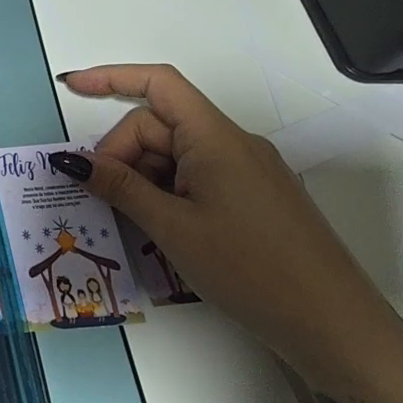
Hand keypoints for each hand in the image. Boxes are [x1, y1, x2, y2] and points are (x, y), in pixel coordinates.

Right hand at [53, 64, 402, 402]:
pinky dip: (164, 193)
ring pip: (173, 155)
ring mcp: (244, 172)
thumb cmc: (249, 269)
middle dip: (120, 152)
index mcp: (216, 139)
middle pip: (159, 125)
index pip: (159, 86)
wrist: (332, 325)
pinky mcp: (250, 198)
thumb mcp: (172, 228)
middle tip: (101, 197)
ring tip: (129, 221)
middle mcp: (232, 145)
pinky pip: (193, 178)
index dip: (111, 78)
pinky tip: (155, 227)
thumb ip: (120, 187)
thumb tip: (71, 159)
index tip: (70, 87)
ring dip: (141, 178)